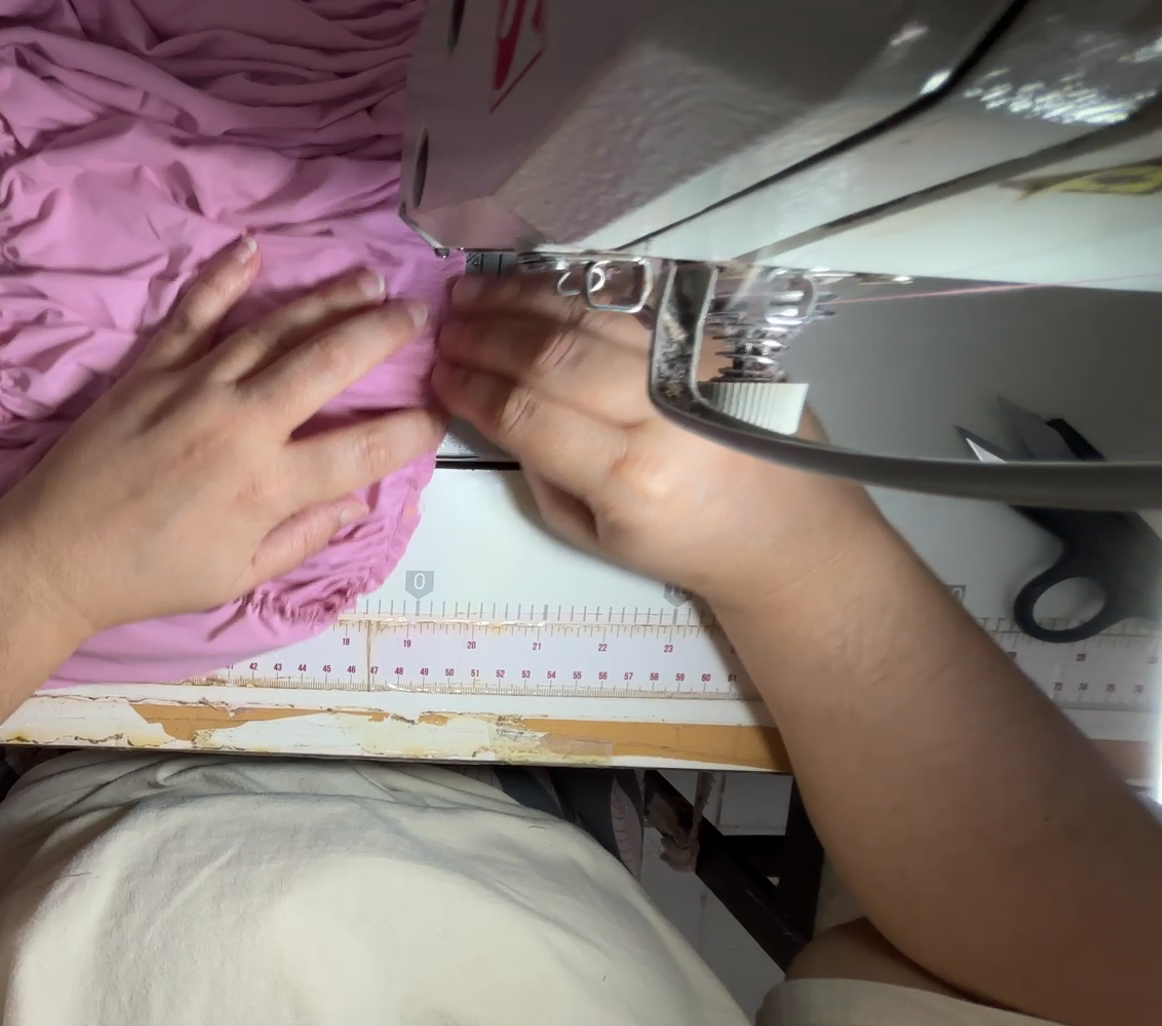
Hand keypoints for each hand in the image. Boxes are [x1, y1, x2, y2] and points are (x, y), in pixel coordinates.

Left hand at [0, 238, 444, 635]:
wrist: (56, 555)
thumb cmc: (150, 576)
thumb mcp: (237, 577)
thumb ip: (303, 537)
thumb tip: (358, 502)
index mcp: (267, 487)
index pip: (363, 450)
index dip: (411, 431)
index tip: (437, 416)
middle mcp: (240, 424)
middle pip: (329, 362)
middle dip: (383, 333)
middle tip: (416, 315)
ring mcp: (193, 387)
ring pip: (275, 328)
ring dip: (328, 299)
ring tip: (367, 281)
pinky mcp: (149, 370)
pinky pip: (194, 313)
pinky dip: (223, 278)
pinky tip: (254, 249)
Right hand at [430, 273, 895, 611]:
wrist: (786, 529)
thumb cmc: (675, 542)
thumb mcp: (588, 529)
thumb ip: (537, 465)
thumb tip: (491, 402)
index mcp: (628, 476)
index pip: (525, 413)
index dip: (470, 387)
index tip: (436, 375)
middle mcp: (664, 412)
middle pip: (552, 355)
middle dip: (484, 337)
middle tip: (442, 329)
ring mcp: (695, 365)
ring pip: (589, 314)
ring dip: (516, 299)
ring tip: (468, 294)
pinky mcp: (713, 338)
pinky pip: (629, 299)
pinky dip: (569, 287)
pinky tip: (527, 285)